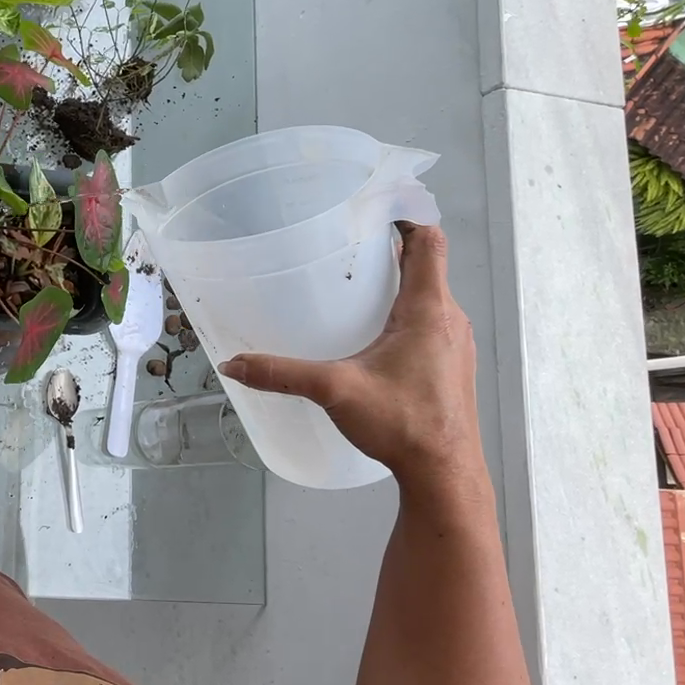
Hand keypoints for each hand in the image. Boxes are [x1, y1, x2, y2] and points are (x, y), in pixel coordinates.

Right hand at [217, 223, 481, 485]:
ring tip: (353, 288)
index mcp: (428, 310)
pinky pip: (428, 322)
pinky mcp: (448, 366)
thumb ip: (281, 374)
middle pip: (426, 267)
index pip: (429, 243)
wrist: (445, 472)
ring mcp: (453, 344)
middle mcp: (448, 320)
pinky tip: (369, 335)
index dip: (405, 219)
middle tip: (344, 250)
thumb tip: (232, 365)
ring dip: (397, 284)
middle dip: (389, 252)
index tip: (372, 212)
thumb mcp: (334, 391)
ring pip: (427, 297)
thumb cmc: (402, 422)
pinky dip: (402, 313)